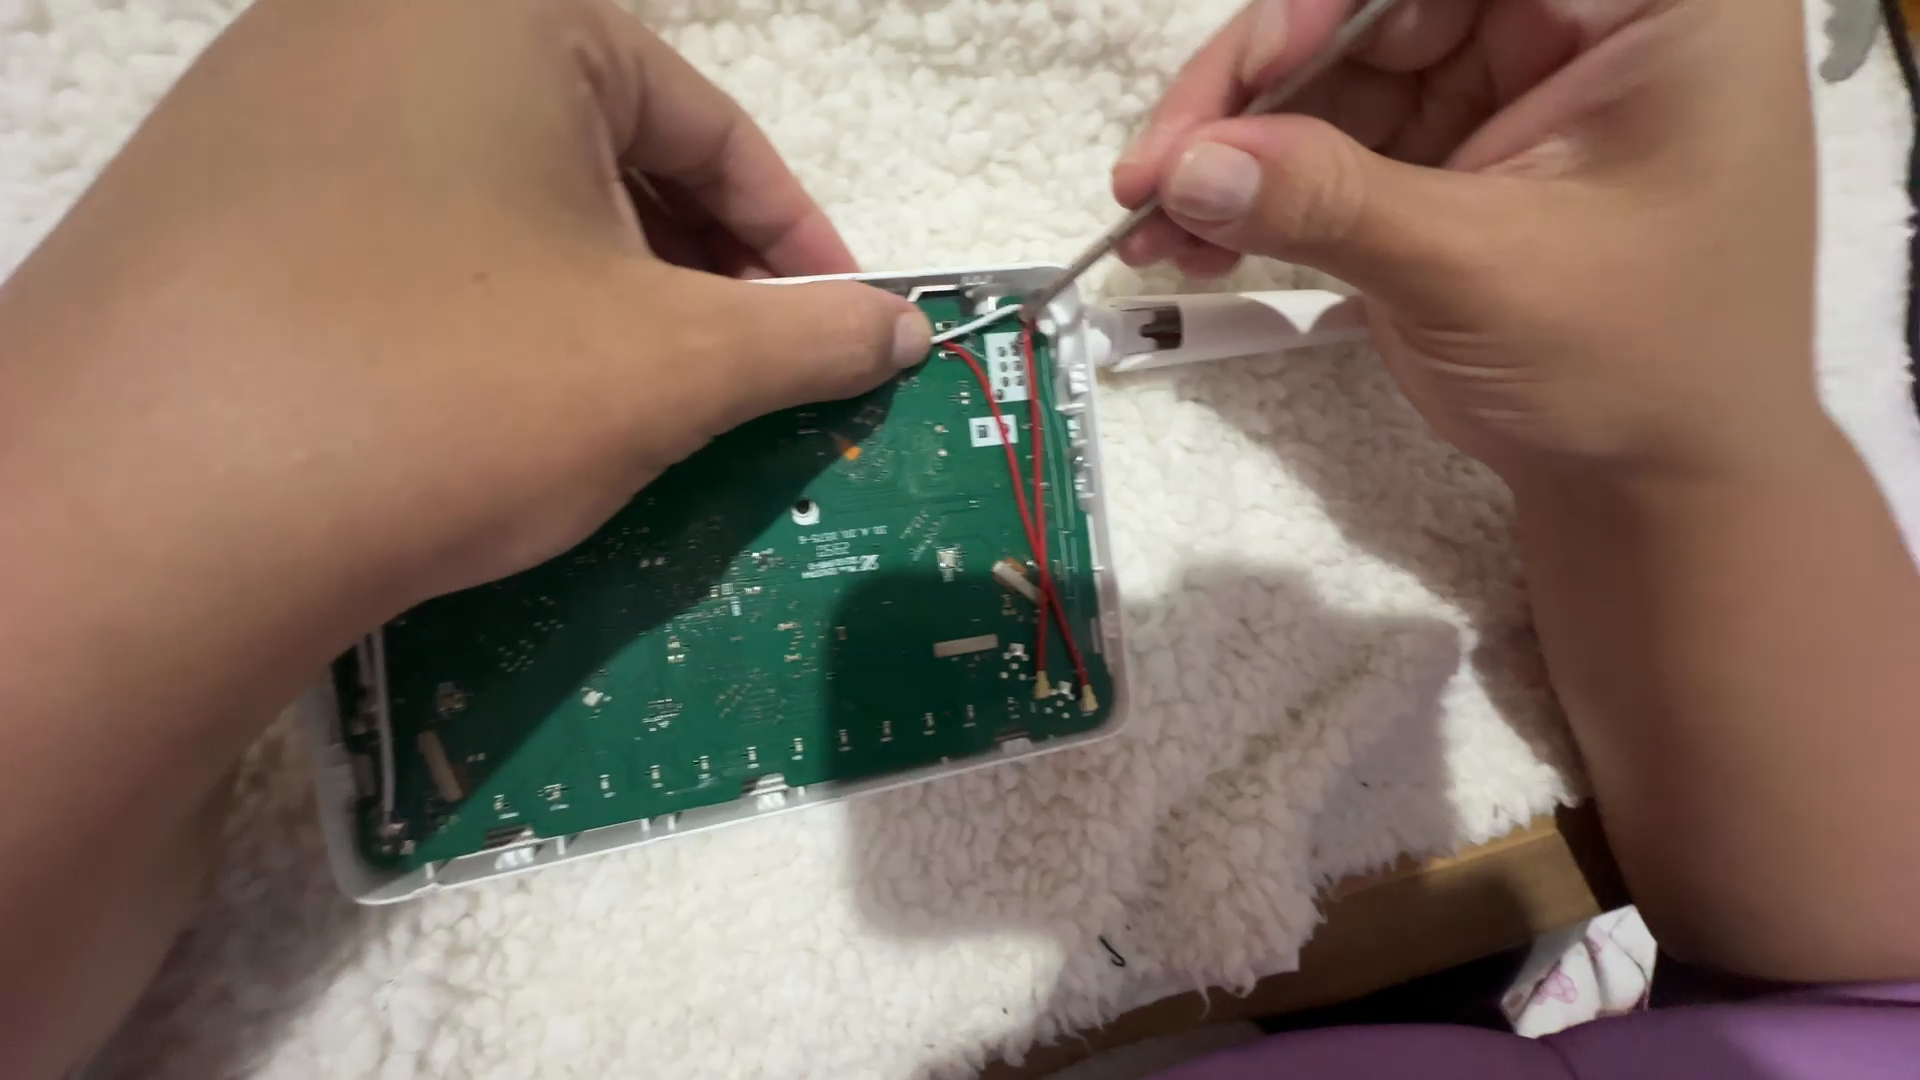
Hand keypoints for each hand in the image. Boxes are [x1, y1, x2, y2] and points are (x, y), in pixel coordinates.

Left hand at [0, 3, 926, 1072]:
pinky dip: (542, 307)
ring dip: (636, 294)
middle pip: (630, 160)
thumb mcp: (682, 363)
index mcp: (499, 15)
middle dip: (719, 270)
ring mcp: (301, 116)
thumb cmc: (463, 395)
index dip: (802, 237)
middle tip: (765, 363)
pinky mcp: (257, 213)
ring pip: (544, 206)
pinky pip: (460, 242)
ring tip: (676, 384)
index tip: (847, 319)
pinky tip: (559, 387)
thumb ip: (818, 336)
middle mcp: (387, 28)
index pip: (716, 127)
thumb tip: (909, 328)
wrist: (154, 529)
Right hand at [1112, 0, 1821, 483]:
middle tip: (1147, 178)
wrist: (1635, 465)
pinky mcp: (1419, 173)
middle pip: (1363, 12)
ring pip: (1319, 93)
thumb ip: (1327, 205)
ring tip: (1149, 229)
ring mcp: (1476, 102)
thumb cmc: (1619, 358)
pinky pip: (1312, 166)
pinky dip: (1247, 204)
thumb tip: (1182, 171)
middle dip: (1245, 95)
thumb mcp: (1473, 269)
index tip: (1255, 73)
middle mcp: (1551, 24)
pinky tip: (1193, 246)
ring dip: (1226, 160)